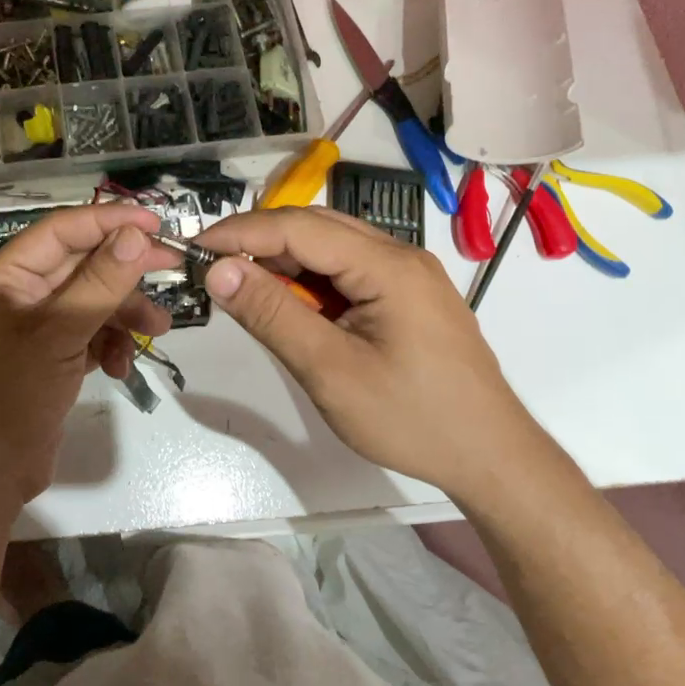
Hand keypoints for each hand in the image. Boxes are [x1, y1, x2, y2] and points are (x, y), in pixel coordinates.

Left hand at [0, 204, 174, 506]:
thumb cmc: (11, 394)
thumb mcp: (58, 333)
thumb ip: (99, 282)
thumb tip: (134, 235)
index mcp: (5, 276)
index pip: (61, 230)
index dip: (108, 222)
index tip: (156, 223)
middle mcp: (17, 295)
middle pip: (80, 265)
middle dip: (124, 271)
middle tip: (173, 266)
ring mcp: (32, 329)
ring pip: (89, 302)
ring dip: (123, 313)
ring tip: (156, 329)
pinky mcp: (48, 360)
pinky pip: (87, 336)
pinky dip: (108, 345)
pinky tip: (121, 365)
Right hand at [193, 206, 547, 502]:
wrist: (492, 459)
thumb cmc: (412, 418)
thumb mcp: (331, 371)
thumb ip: (272, 315)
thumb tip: (218, 270)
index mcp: (388, 265)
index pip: (298, 227)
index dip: (240, 232)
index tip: (192, 249)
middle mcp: (400, 255)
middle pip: (314, 227)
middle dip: (258, 241)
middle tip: (211, 269)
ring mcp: (407, 274)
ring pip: (329, 246)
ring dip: (283, 261)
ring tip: (241, 287)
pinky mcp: (407, 296)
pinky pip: (346, 270)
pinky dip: (309, 280)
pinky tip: (288, 304)